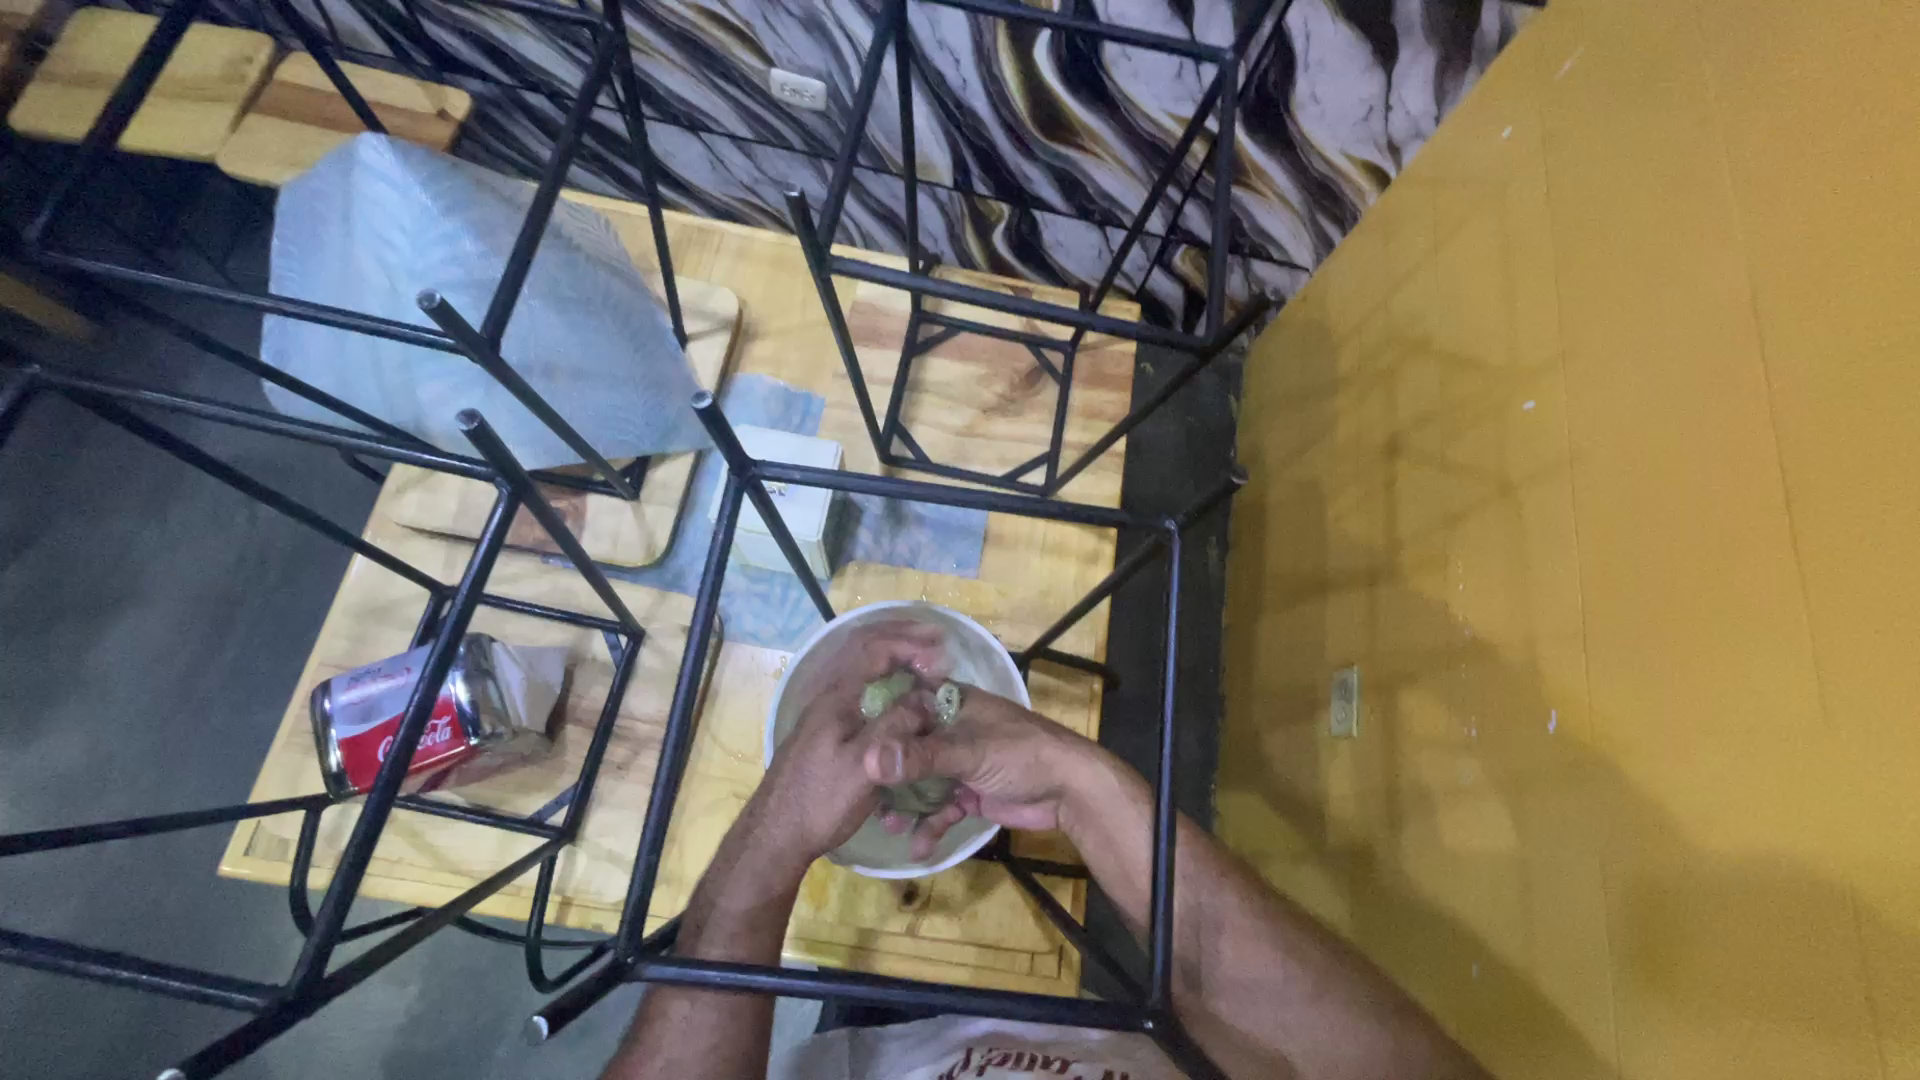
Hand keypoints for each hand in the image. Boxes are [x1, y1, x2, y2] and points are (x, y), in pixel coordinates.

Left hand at [742, 621, 948, 876]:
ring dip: (892, 651)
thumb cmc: (820, 801)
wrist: (775, 834)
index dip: (910, 644)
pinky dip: (883, 673)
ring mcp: (825, 710)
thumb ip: (895, 728)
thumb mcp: (865, 768)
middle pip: (863, 646)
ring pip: (859, 664)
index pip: (874, 648)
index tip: (941, 656)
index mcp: (837, 697)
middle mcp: (829, 694)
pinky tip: (898, 689)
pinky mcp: (827, 727)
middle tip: (935, 637)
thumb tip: (927, 699)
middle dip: (901, 636)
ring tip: (922, 654)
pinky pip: (860, 683)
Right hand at [863, 686, 1110, 858]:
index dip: (877, 725)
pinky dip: (932, 825)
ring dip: (907, 805)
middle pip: (909, 749)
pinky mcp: (971, 792)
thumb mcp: (968, 752)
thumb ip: (920, 757)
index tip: (846, 746)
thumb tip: (870, 760)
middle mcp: (952, 729)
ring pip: (923, 782)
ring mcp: (961, 762)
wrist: (1070, 789)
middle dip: (888, 777)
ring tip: (888, 828)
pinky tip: (921, 846)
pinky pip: (942, 807)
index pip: (904, 706)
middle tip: (864, 801)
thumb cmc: (1020, 753)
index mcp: (951, 703)